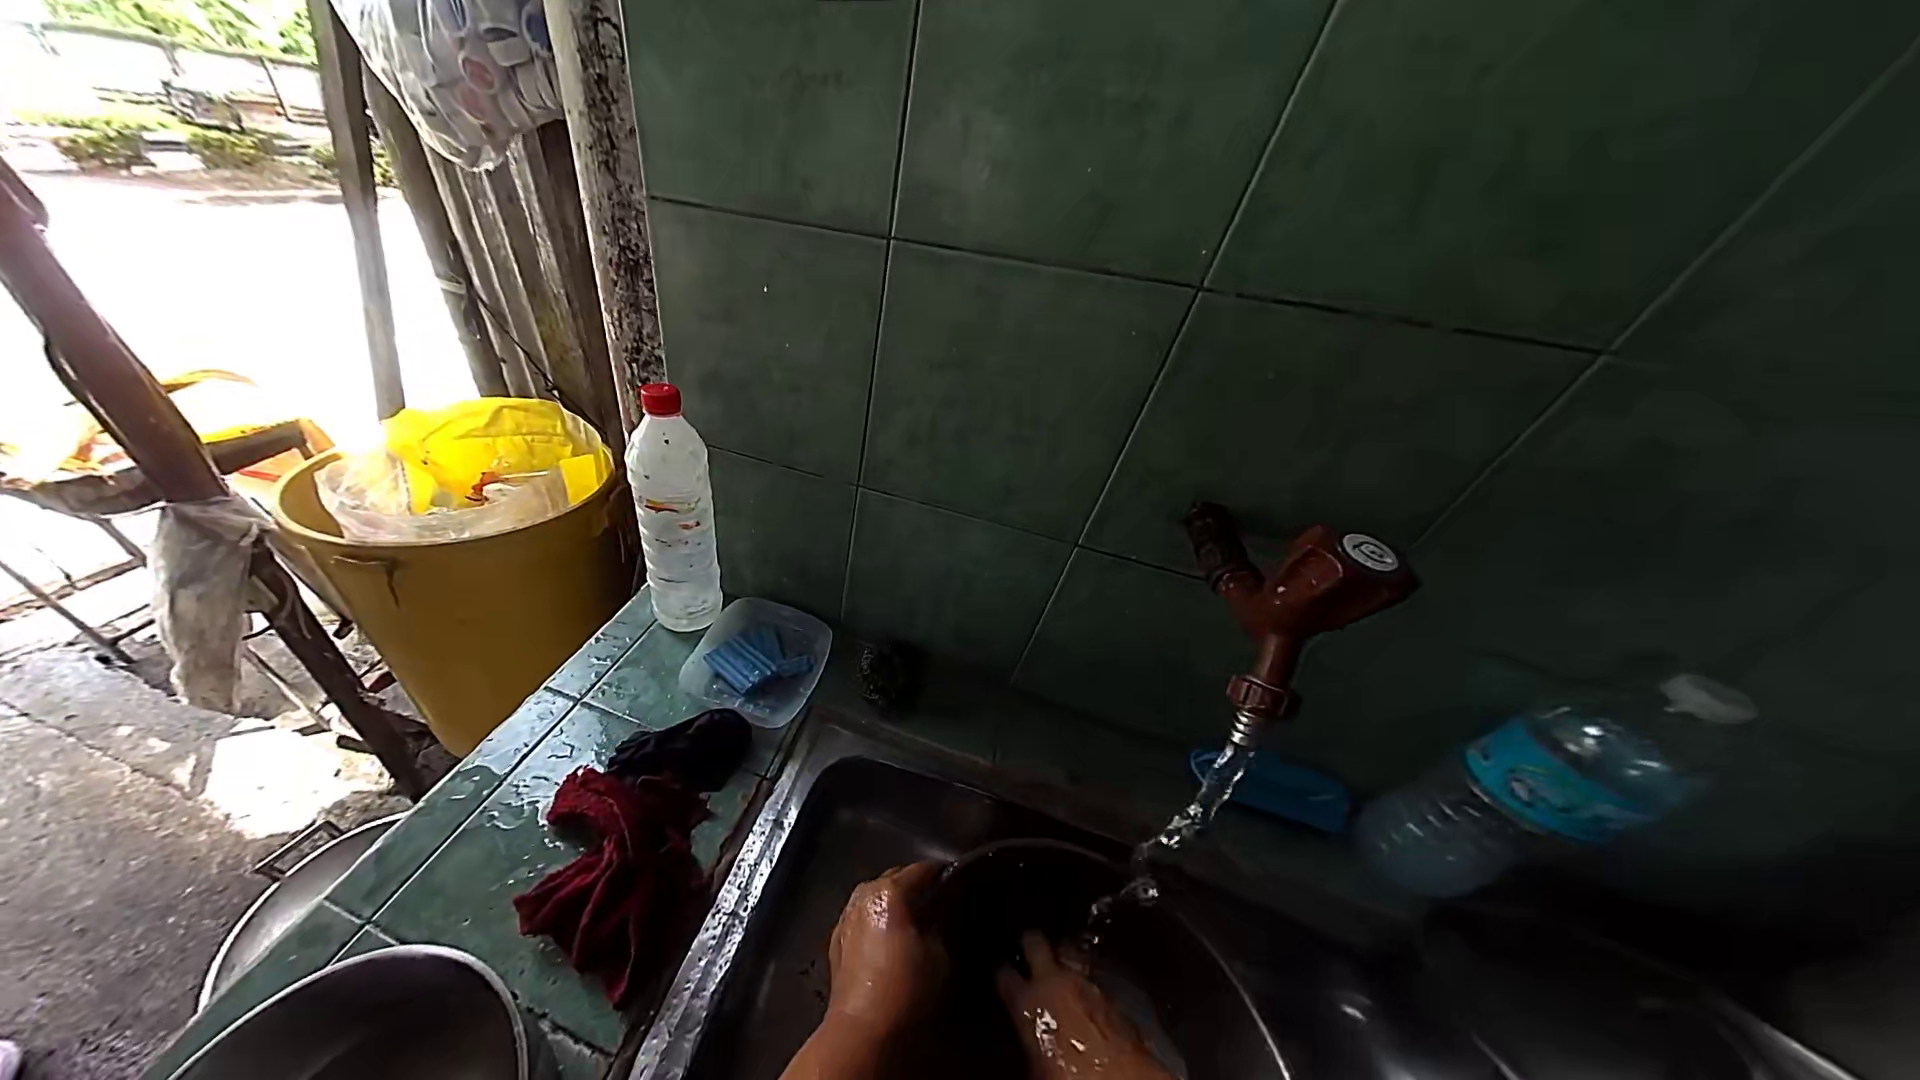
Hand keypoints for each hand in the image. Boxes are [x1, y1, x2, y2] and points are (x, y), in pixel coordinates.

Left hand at [825, 860, 947, 1033]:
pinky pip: (862, 916)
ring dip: (894, 901)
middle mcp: (864, 895)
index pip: (922, 869)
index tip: (954, 878)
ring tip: (913, 920)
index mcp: (889, 890)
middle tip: (935, 901)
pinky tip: (888, 938)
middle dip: (915, 885)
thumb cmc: (903, 989)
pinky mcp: (837, 938)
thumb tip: (944, 908)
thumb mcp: (940, 953)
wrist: (861, 1029)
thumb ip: (943, 921)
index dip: (942, 873)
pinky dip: (876, 919)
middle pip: (896, 877)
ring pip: (877, 895)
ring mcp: (847, 915)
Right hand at [996, 932, 1176, 1079]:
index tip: (1004, 976)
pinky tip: (1085, 993)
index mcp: (1028, 1002)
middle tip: (1027, 947)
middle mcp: (1054, 982)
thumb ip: (1029, 1039)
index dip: (1003, 974)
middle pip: (1035, 944)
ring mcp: (1083, 981)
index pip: (1005, 975)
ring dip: (1062, 958)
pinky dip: (1084, 980)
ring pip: (1067, 952)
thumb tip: (1029, 1041)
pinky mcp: (1109, 991)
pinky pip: (1089, 975)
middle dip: (1030, 943)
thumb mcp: (1037, 1063)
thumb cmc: (1071, 1076)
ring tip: (1058, 966)